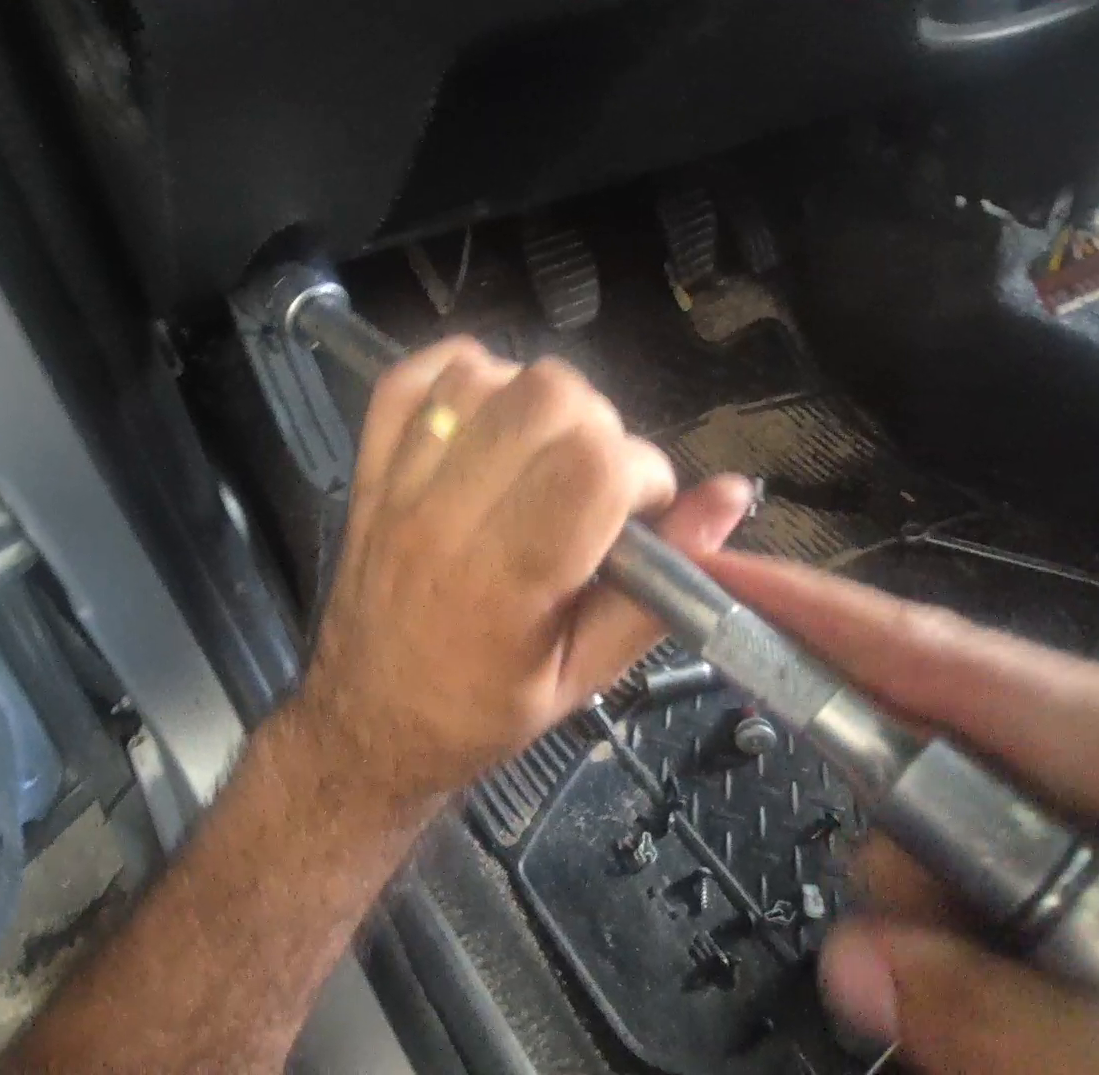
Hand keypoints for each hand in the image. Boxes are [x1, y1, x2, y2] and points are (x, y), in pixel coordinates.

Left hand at [300, 338, 750, 803]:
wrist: (368, 722)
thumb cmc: (480, 713)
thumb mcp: (583, 676)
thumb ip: (656, 589)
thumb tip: (730, 496)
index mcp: (507, 580)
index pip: (595, 464)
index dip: (643, 474)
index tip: (639, 514)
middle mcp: (446, 517)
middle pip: (547, 396)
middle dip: (598, 427)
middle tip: (592, 483)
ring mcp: (398, 485)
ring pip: (483, 376)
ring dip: (535, 400)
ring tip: (543, 454)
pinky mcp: (368, 470)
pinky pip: (408, 378)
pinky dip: (459, 375)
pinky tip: (488, 413)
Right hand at [708, 552, 1098, 1074]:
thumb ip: (1012, 1027)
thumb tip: (850, 965)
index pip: (919, 653)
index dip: (805, 610)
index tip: (713, 579)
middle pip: (937, 767)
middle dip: (909, 876)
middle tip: (949, 994)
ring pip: (987, 841)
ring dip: (981, 941)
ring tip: (1080, 1042)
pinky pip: (1051, 879)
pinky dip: (1036, 956)